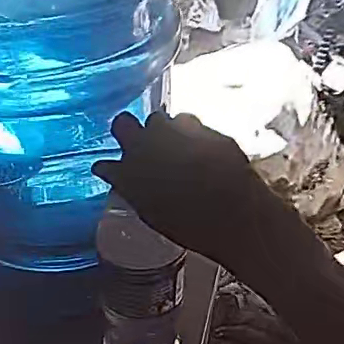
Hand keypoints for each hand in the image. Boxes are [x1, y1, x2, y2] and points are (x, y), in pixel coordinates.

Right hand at [92, 112, 277, 266]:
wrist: (237, 214)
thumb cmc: (190, 224)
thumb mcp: (152, 212)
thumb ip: (132, 188)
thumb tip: (117, 175)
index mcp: (130, 167)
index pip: (107, 155)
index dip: (114, 158)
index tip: (118, 166)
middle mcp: (147, 142)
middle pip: (125, 122)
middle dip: (133, 133)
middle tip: (146, 150)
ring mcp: (178, 130)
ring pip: (162, 119)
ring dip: (165, 131)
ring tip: (179, 151)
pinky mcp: (206, 129)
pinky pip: (192, 126)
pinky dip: (192, 137)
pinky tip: (202, 155)